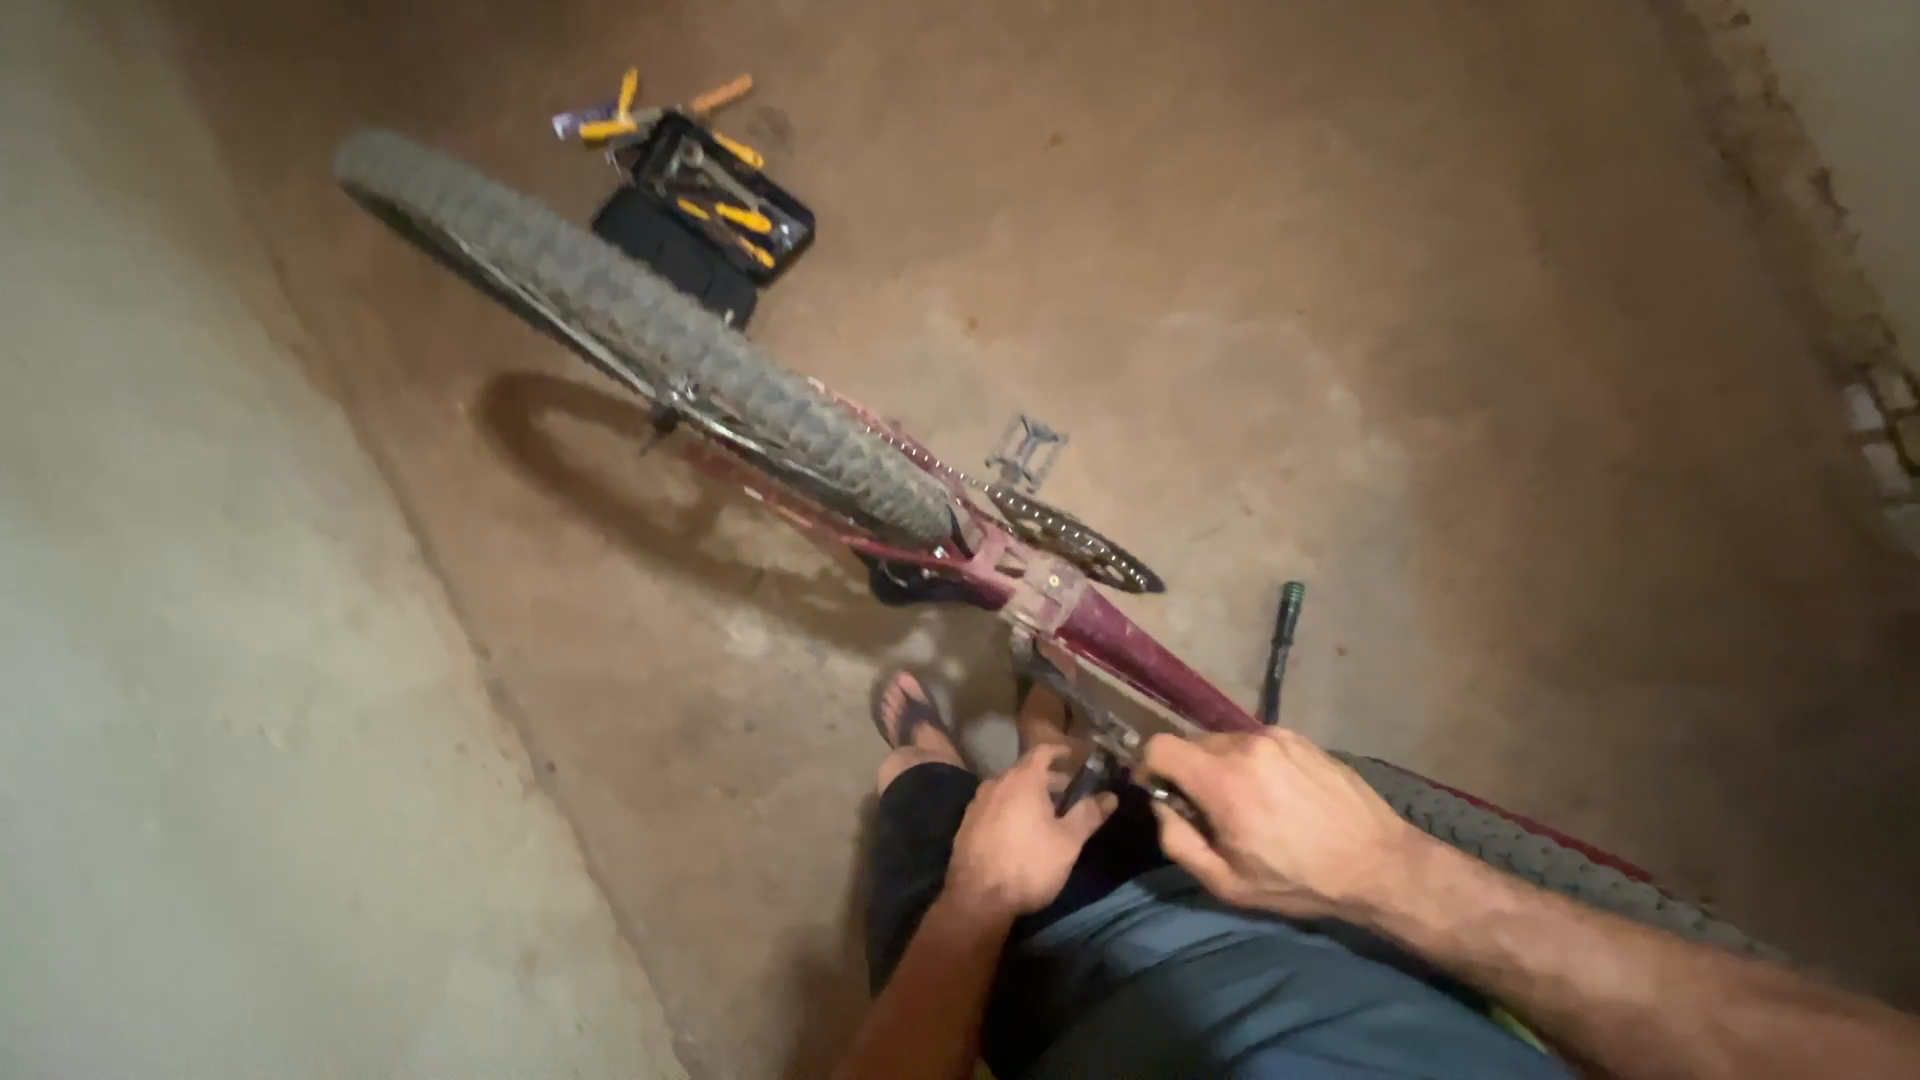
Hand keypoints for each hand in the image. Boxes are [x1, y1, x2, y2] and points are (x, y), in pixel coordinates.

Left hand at [945, 745, 1117, 917]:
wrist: (977, 898)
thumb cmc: (1029, 864)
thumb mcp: (1067, 842)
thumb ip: (1088, 814)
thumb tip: (1110, 795)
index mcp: (1023, 780)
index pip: (1042, 751)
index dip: (1059, 751)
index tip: (1074, 756)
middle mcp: (996, 783)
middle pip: (1025, 771)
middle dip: (1048, 779)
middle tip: (1068, 793)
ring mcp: (977, 803)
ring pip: (1008, 789)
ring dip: (1028, 795)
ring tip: (1046, 814)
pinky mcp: (966, 823)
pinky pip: (994, 806)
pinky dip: (1010, 809)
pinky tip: (1019, 831)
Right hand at [1143, 729, 1421, 919]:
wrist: (1380, 865)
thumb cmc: (1299, 881)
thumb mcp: (1227, 883)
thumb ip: (1178, 842)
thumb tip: (1160, 807)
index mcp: (1222, 780)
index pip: (1158, 746)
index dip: (1148, 767)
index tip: (1160, 791)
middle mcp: (1244, 745)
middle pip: (1190, 743)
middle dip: (1188, 772)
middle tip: (1209, 808)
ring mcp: (1274, 737)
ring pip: (1223, 741)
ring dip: (1220, 766)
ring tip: (1248, 802)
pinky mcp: (1298, 737)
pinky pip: (1255, 743)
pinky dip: (1251, 762)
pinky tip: (1277, 794)